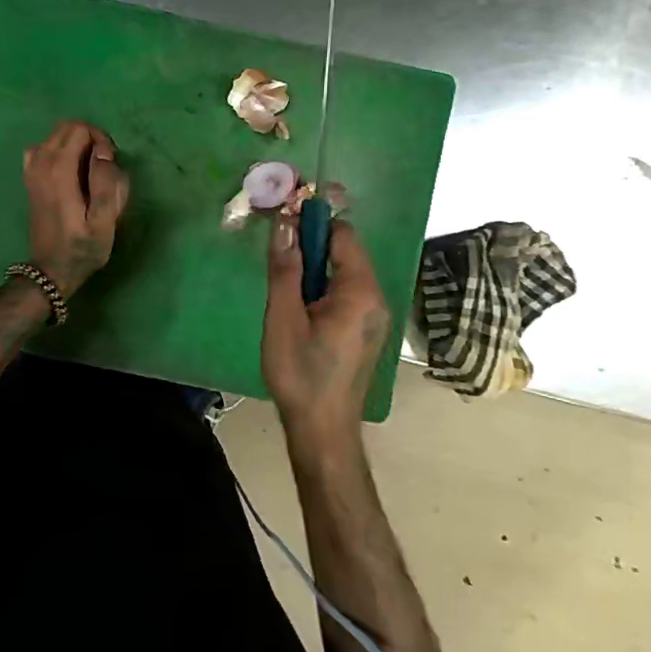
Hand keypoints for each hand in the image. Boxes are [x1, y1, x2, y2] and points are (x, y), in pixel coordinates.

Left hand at [22, 120, 130, 296]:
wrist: (51, 269)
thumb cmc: (82, 248)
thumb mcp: (104, 222)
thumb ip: (106, 183)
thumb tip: (103, 152)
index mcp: (58, 170)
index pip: (81, 129)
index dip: (101, 140)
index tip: (110, 164)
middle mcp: (40, 162)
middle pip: (67, 127)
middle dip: (90, 139)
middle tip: (103, 166)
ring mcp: (31, 168)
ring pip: (55, 136)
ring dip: (76, 145)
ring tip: (89, 170)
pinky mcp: (29, 176)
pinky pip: (43, 148)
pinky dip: (59, 151)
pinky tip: (70, 172)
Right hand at [261, 214, 389, 438]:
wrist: (322, 428)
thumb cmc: (300, 372)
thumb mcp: (283, 316)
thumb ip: (285, 268)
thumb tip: (285, 223)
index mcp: (361, 292)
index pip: (343, 236)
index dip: (312, 224)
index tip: (280, 223)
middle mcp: (376, 299)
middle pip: (344, 253)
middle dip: (310, 247)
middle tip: (274, 256)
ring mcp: (373, 317)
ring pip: (342, 275)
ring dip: (312, 270)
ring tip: (281, 285)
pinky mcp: (364, 331)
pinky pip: (343, 294)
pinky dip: (319, 289)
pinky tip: (296, 307)